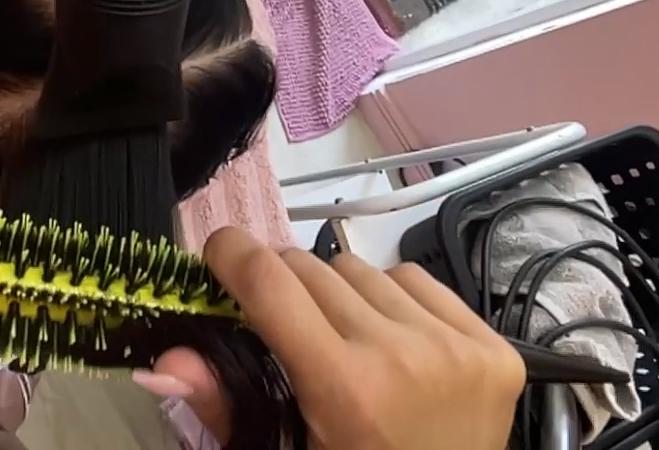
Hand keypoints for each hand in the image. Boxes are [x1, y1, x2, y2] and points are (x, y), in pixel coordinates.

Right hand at [136, 229, 524, 449]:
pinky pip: (410, 276)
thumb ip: (220, 406)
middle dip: (282, 288)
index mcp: (346, 390)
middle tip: (287, 334)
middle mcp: (403, 356)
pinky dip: (390, 300)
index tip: (216, 259)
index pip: (268, 277)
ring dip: (337, 295)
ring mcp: (455, 348)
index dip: (228, 252)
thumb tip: (165, 357)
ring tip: (348, 348)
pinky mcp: (493, 347)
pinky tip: (399, 349)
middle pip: (305, 266)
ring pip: (355, 267)